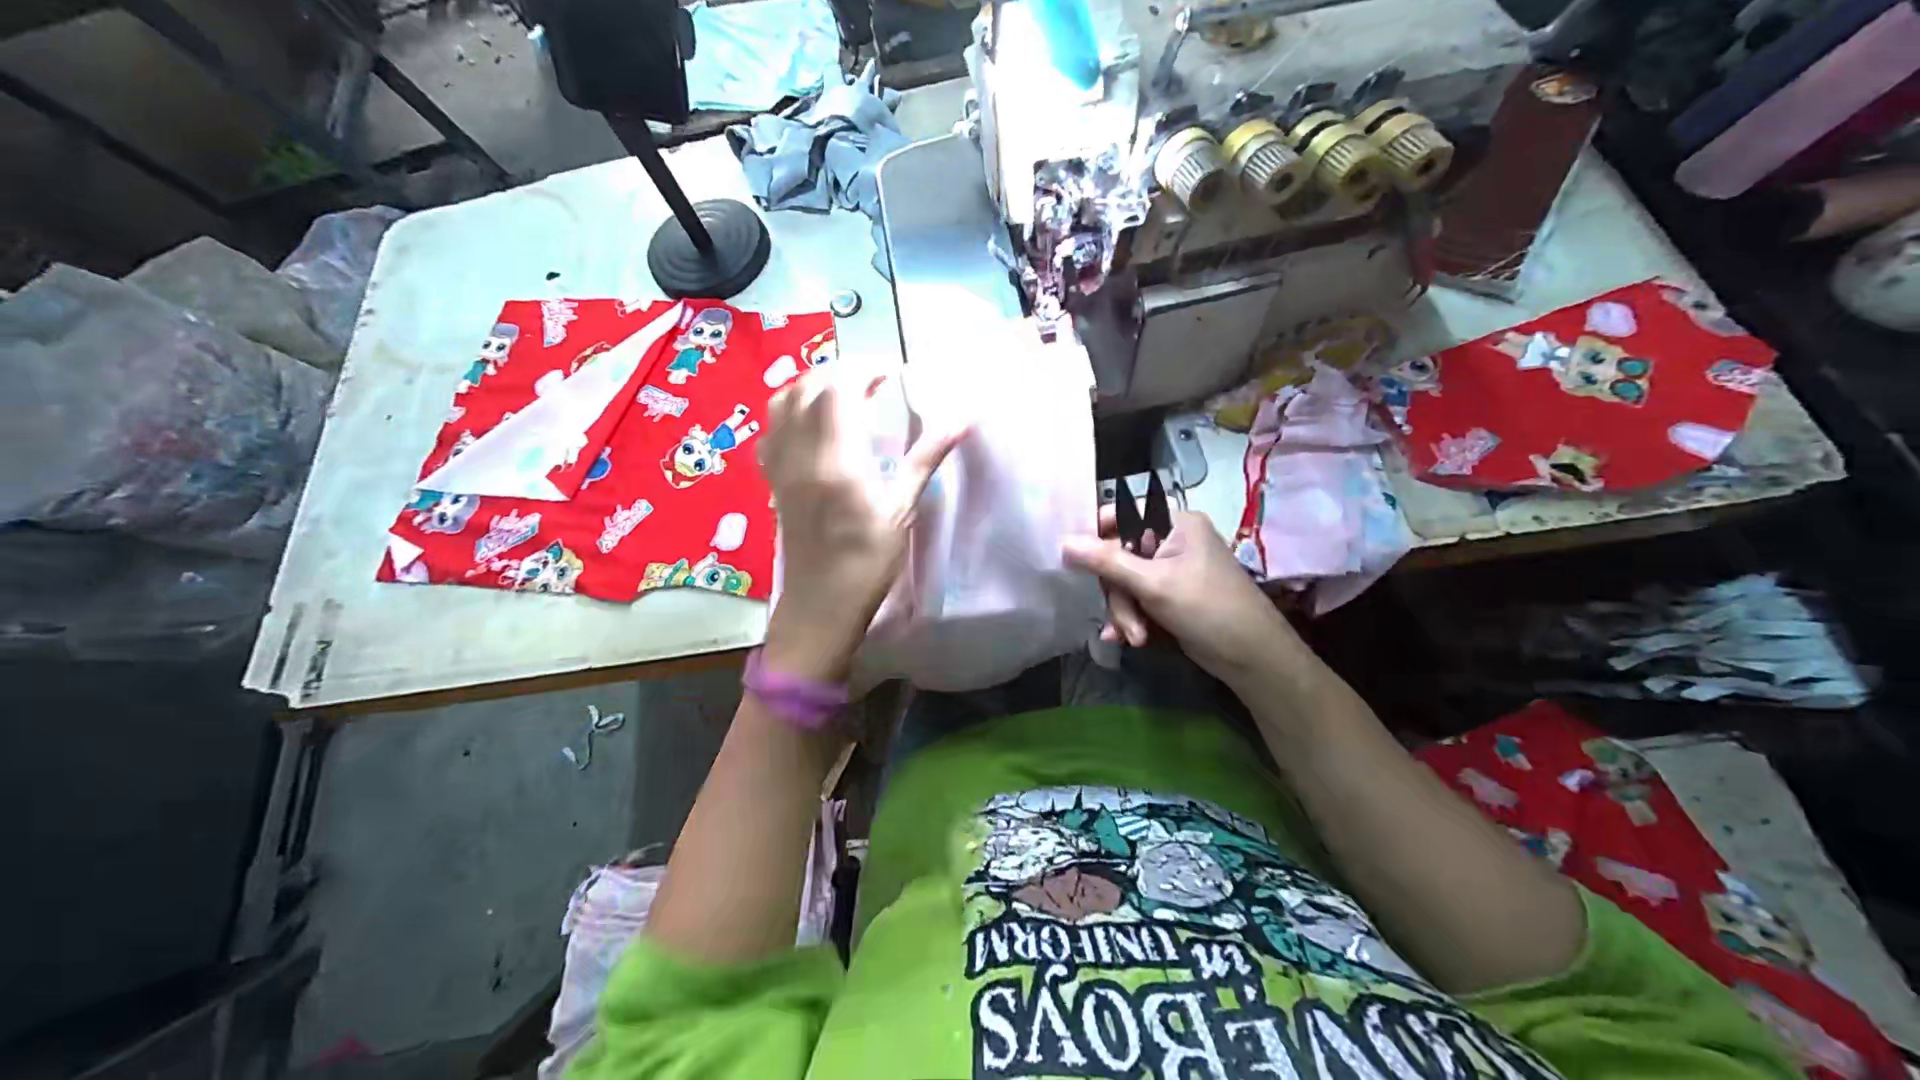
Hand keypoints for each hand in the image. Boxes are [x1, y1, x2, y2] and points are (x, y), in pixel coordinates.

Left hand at [757, 370, 964, 680]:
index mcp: (835, 460)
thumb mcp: (902, 510)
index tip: (892, 374)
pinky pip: (772, 427)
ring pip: (783, 401)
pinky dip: (792, 409)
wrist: (821, 605)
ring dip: (813, 385)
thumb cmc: (868, 563)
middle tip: (874, 381)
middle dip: (841, 371)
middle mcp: (799, 453)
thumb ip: (925, 457)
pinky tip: (815, 424)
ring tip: (844, 394)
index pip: (838, 387)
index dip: (865, 368)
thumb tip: (962, 419)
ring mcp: (780, 465)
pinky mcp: (772, 478)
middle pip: (808, 386)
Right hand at [1063, 508, 1299, 683]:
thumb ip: (1107, 562)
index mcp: (1174, 522)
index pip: (1120, 514)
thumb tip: (1063, 543)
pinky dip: (1131, 617)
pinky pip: (1136, 597)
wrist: (1251, 657)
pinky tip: (1130, 638)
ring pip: (1124, 581)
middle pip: (1118, 554)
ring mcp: (1170, 568)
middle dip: (1117, 593)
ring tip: (1135, 637)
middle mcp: (1171, 539)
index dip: (1094, 536)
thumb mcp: (1153, 584)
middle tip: (1125, 621)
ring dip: (1124, 611)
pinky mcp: (1169, 594)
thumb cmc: (1207, 609)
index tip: (1073, 560)